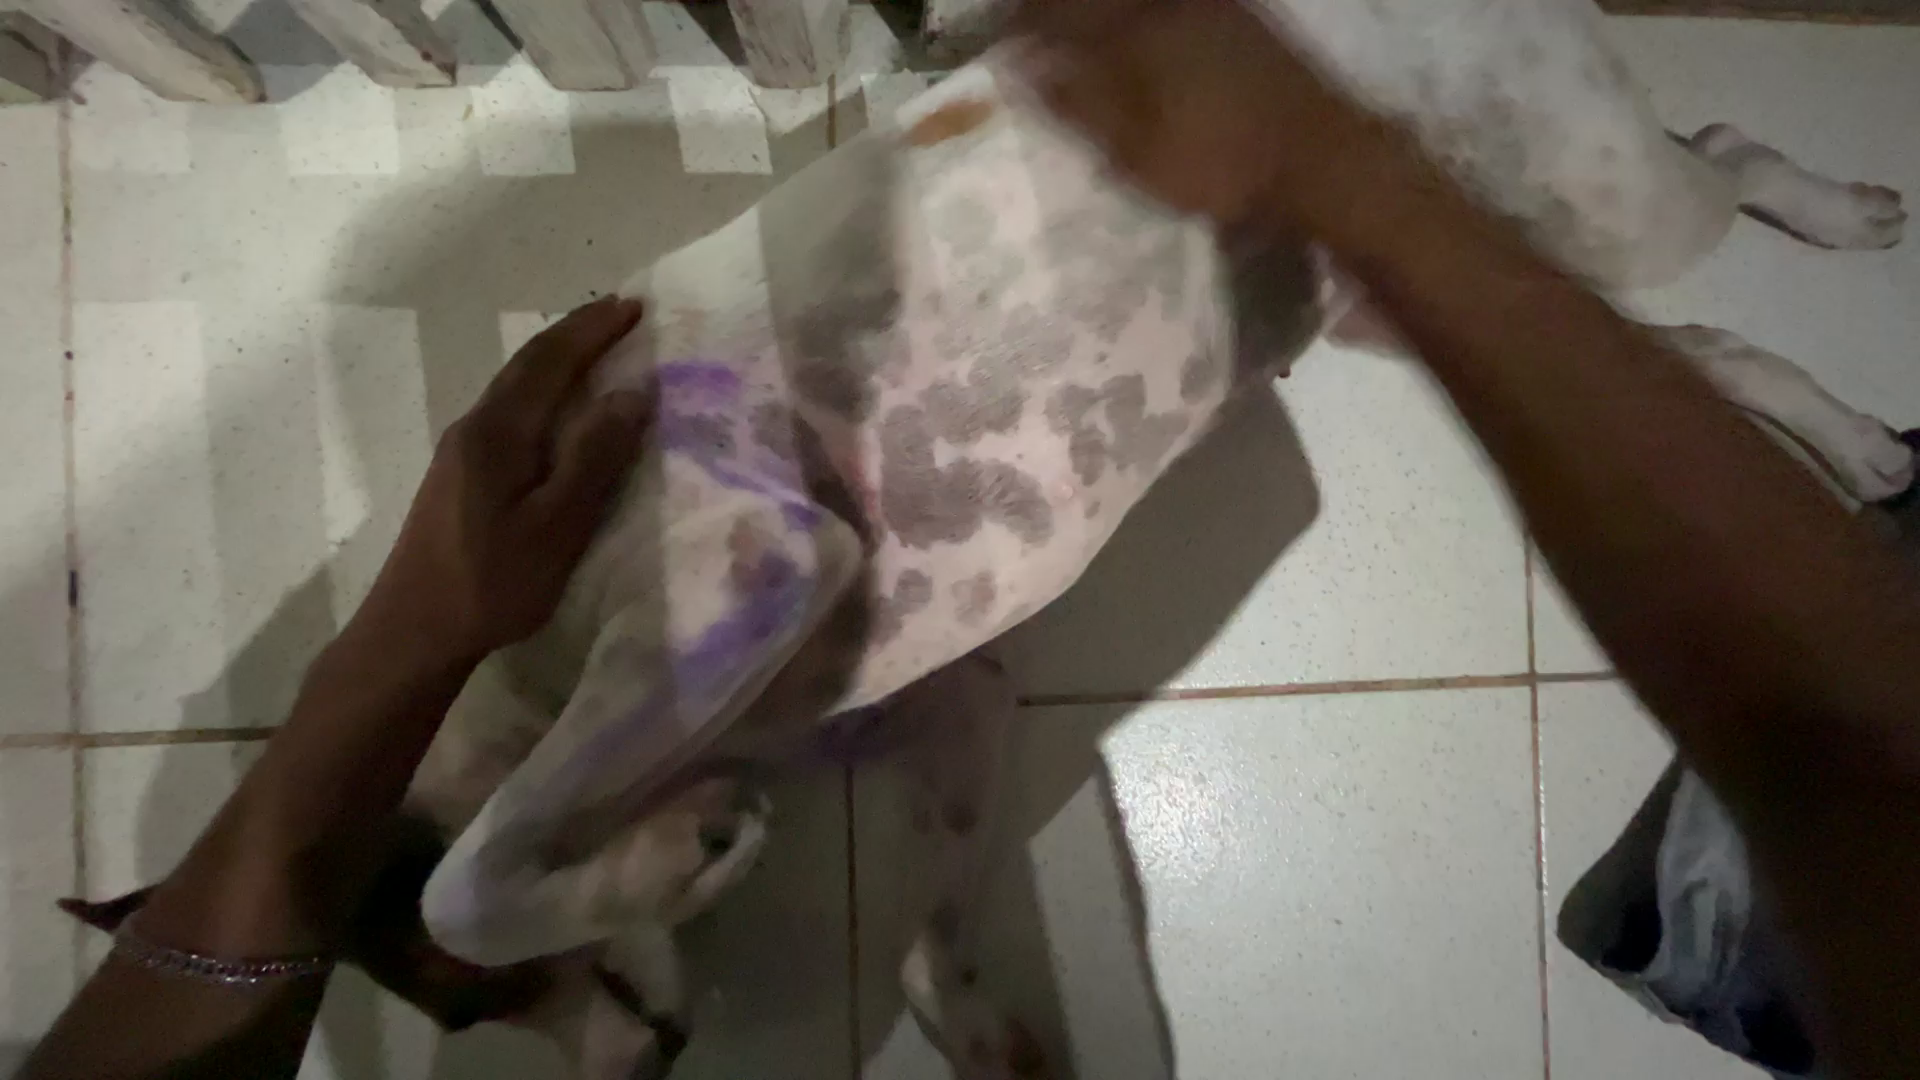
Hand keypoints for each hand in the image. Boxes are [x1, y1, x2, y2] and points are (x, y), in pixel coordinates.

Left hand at [357, 296, 654, 665]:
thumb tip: (631, 393)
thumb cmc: (494, 581)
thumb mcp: (558, 524)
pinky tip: (566, 410)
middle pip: (529, 366)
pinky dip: (549, 393)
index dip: (592, 330)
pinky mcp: (466, 474)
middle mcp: (477, 427)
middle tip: (622, 317)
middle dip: (576, 335)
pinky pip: (516, 413)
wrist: (414, 629)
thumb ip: (594, 457)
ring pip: (520, 388)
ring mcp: (466, 451)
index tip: (635, 306)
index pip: (550, 362)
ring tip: (603, 352)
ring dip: (561, 362)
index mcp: (499, 432)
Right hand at [1016, 0, 1385, 227]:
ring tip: (1067, 31)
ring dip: (1091, 14)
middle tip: (1023, 28)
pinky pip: (1167, 6)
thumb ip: (1081, 107)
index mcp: (1137, 37)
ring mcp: (1204, 4)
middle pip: (1093, 2)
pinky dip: (1134, 17)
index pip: (1060, 19)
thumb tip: (1024, 71)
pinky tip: (1129, 34)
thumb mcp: (1137, 152)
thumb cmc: (1217, 165)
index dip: (1022, 27)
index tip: (996, 40)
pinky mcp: (1232, 13)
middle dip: (1051, 11)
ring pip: (1132, 4)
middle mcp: (1167, 6)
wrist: (1314, 154)